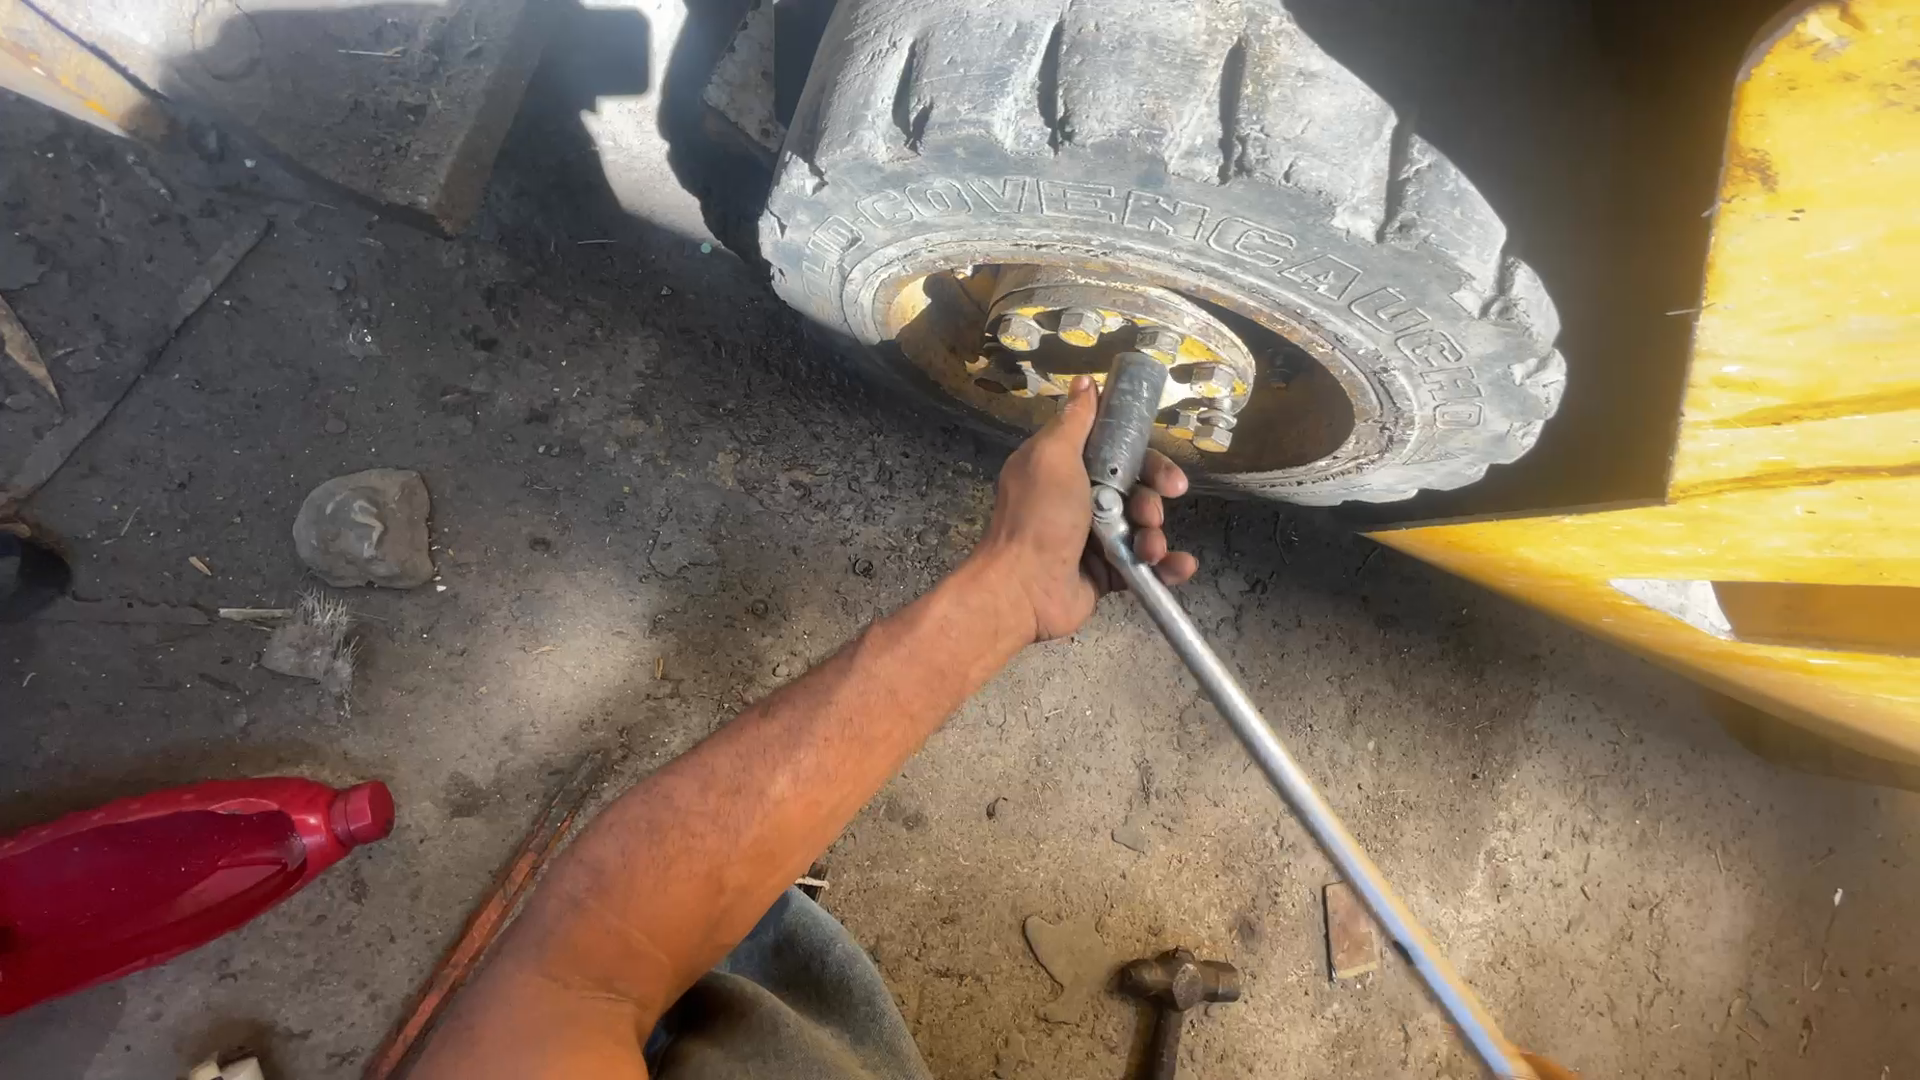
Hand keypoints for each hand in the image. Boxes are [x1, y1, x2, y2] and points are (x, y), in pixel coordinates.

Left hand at [971, 375, 1198, 642]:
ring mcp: (1094, 538)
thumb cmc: (1038, 517)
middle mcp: (1080, 499)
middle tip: (1152, 511)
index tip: (1160, 468)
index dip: (1143, 456)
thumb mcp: (1052, 457)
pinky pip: (1146, 565)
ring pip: (1143, 527)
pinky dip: (1166, 566)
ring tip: (1149, 548)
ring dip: (1155, 535)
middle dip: (1153, 498)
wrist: (1024, 587)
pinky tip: (1180, 567)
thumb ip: (1074, 421)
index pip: (1116, 451)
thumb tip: (1085, 382)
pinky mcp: (1107, 572)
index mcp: (1064, 468)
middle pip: (1136, 488)